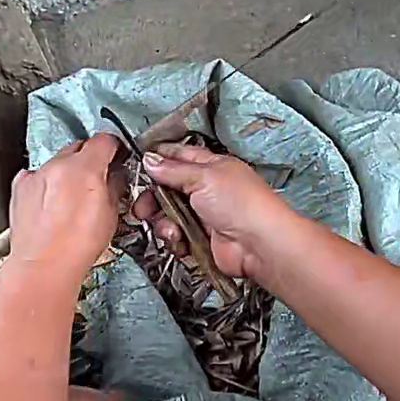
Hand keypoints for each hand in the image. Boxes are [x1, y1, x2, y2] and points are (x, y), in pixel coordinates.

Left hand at [6, 134, 121, 280]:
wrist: (45, 264)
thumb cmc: (78, 244)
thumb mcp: (111, 213)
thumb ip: (114, 186)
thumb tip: (115, 177)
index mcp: (85, 168)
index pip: (104, 141)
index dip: (115, 147)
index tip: (118, 154)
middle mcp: (57, 166)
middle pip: (79, 147)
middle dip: (91, 158)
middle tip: (100, 177)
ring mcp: (36, 175)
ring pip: (58, 162)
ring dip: (69, 172)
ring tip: (76, 196)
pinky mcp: (20, 187)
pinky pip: (38, 175)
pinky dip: (48, 182)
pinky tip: (55, 202)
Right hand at [135, 142, 295, 279]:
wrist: (259, 244)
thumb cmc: (245, 205)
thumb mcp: (205, 177)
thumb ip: (174, 169)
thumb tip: (151, 160)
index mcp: (214, 167)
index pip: (180, 156)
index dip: (160, 159)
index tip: (140, 164)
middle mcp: (210, 190)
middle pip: (169, 189)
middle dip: (154, 198)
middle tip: (145, 206)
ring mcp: (206, 215)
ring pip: (169, 215)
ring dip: (164, 223)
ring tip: (171, 228)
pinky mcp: (204, 238)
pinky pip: (178, 237)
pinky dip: (175, 240)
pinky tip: (181, 240)